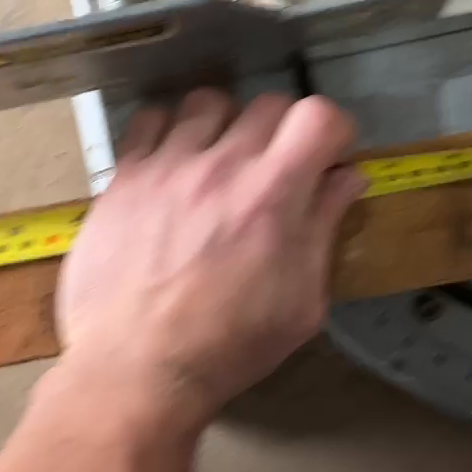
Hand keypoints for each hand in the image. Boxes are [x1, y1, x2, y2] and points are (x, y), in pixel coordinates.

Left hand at [52, 89, 367, 427]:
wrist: (134, 370)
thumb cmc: (228, 346)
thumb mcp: (301, 302)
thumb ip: (324, 228)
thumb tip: (347, 178)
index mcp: (273, 196)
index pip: (318, 116)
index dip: (334, 130)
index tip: (327, 157)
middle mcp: (222, 166)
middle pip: (268, 104)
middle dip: (284, 132)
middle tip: (276, 169)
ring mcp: (168, 165)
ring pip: (208, 101)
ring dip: (226, 124)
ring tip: (219, 160)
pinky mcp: (124, 175)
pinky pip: (151, 118)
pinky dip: (170, 130)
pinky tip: (173, 163)